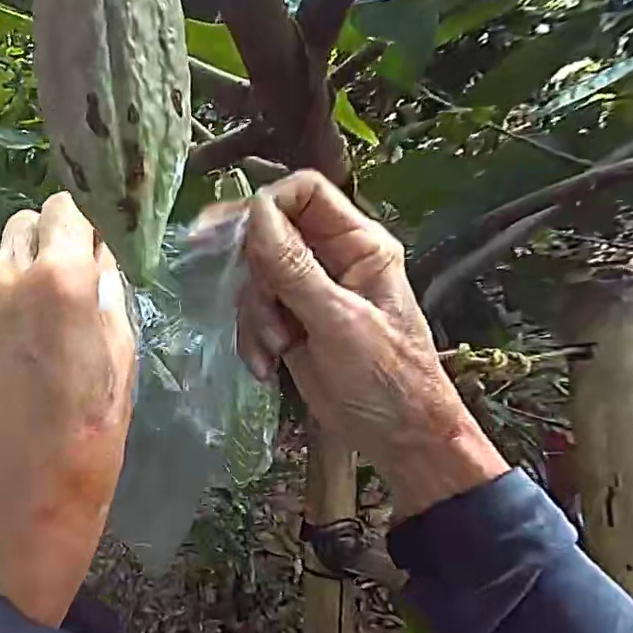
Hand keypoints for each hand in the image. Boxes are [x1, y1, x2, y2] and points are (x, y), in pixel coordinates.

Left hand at [0, 193, 136, 625]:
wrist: (37, 479)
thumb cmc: (96, 420)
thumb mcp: (123, 347)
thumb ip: (108, 289)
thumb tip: (98, 259)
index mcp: (59, 275)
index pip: (63, 208)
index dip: (83, 224)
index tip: (96, 251)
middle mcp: (9, 277)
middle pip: (24, 221)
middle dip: (51, 236)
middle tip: (74, 277)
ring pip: (3, 256)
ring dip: (28, 267)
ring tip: (51, 315)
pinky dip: (8, 299)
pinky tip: (26, 341)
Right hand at [232, 170, 506, 516]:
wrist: (397, 438)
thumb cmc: (384, 379)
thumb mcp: (337, 322)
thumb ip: (294, 268)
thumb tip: (255, 213)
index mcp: (357, 244)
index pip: (303, 194)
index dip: (266, 207)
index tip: (236, 240)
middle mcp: (331, 260)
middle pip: (269, 238)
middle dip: (255, 278)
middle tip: (256, 311)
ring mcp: (309, 294)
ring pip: (256, 280)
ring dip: (254, 317)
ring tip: (274, 350)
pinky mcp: (292, 325)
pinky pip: (256, 315)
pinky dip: (254, 340)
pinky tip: (267, 367)